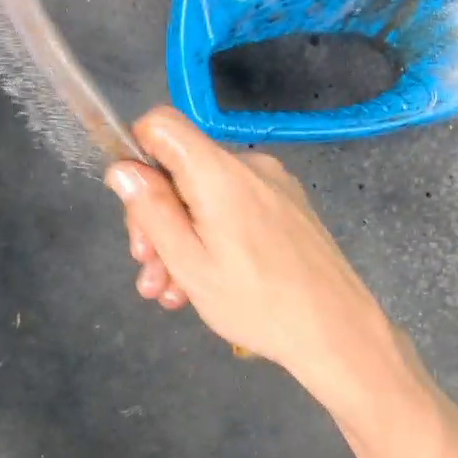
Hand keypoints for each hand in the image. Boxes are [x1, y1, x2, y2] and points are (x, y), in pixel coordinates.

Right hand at [105, 108, 417, 419]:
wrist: (337, 332)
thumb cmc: (256, 302)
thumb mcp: (188, 262)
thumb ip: (151, 210)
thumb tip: (121, 169)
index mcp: (218, 172)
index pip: (162, 125)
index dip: (136, 155)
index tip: (134, 206)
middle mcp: (248, 166)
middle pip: (179, 170)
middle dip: (154, 220)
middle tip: (148, 273)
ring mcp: (272, 187)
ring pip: (203, 198)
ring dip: (178, 242)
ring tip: (170, 293)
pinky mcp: (287, 208)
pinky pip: (232, 211)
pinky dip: (210, 241)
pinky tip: (201, 285)